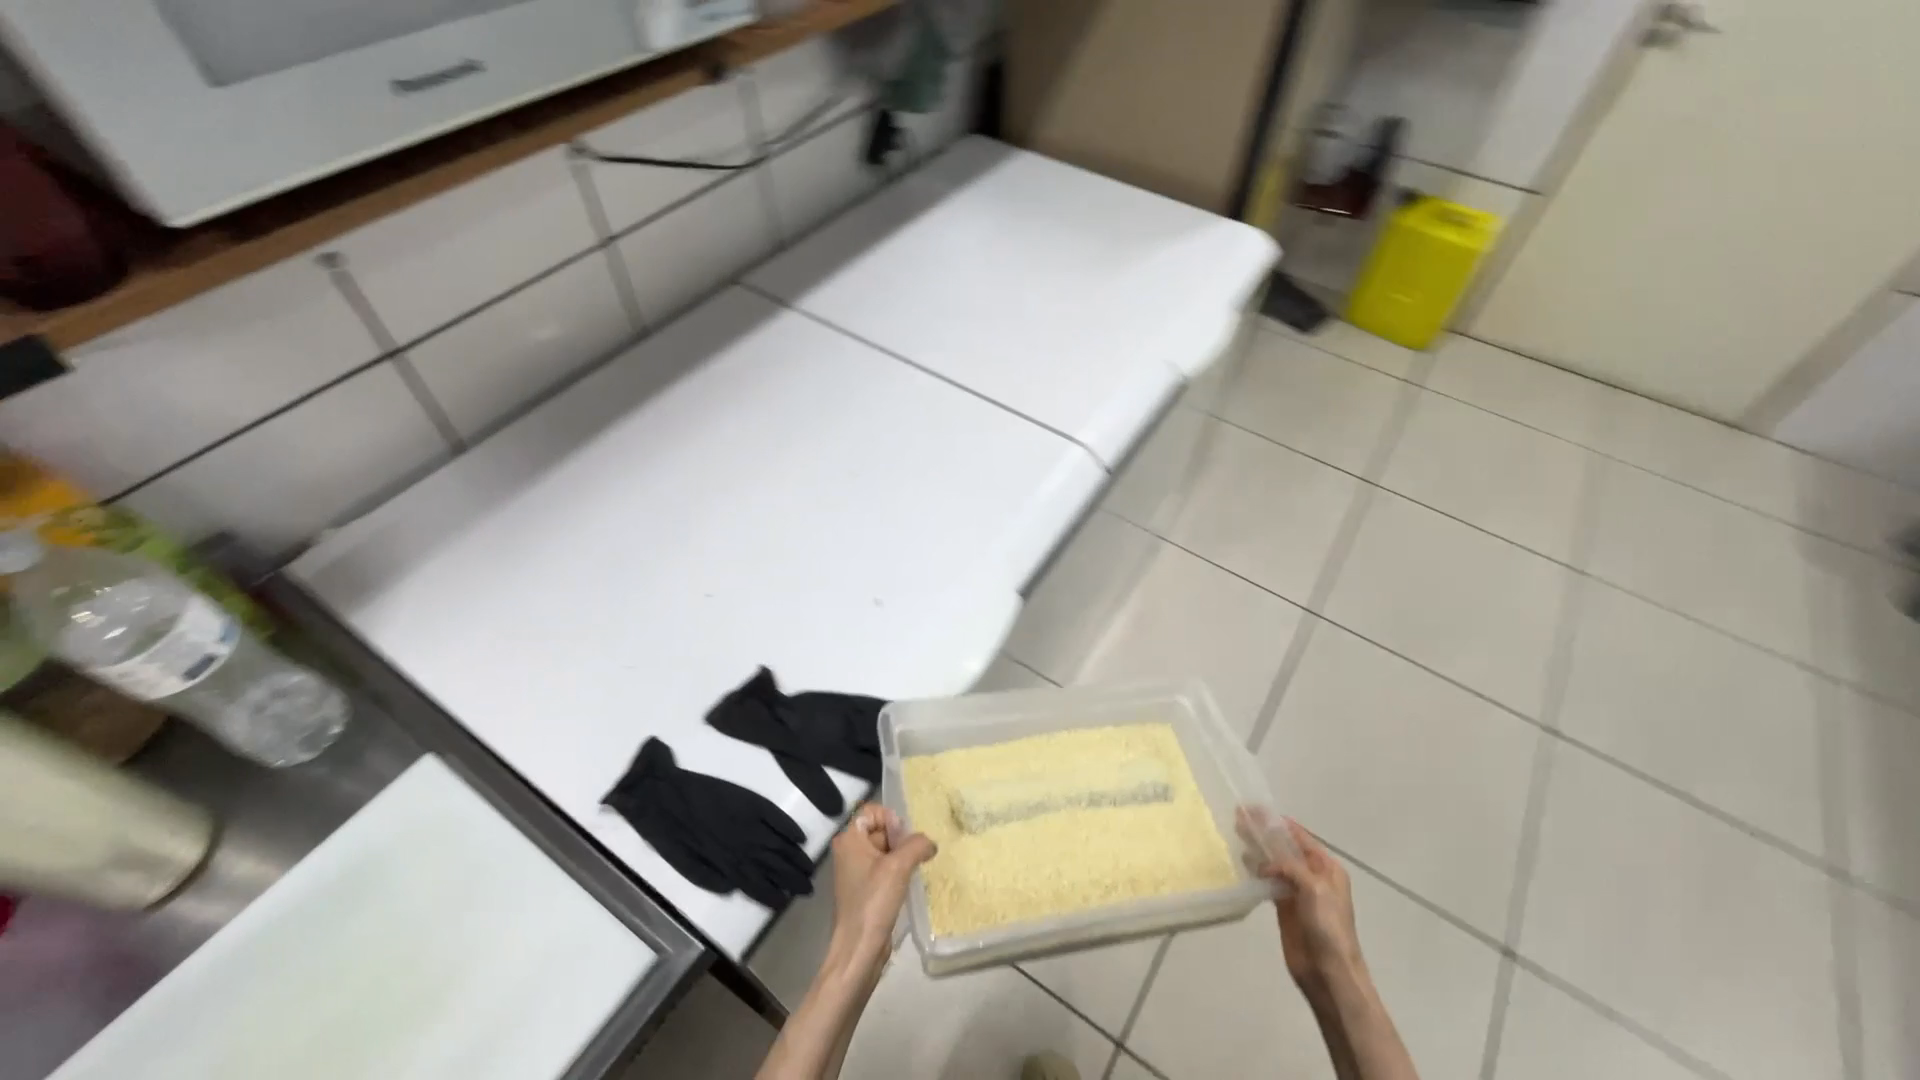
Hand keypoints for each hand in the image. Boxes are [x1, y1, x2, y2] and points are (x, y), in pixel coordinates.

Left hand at [825, 804, 936, 967]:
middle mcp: (850, 850)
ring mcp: (857, 870)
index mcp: (849, 839)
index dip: (893, 818)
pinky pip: (886, 868)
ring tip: (917, 868)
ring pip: (886, 850)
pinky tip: (911, 882)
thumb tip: (929, 843)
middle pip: (881, 829)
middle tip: (916, 855)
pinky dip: (900, 871)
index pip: (873, 810)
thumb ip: (917, 844)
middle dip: (901, 838)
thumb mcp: (899, 866)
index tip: (905, 839)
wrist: (859, 947)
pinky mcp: (866, 888)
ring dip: (904, 856)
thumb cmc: (874, 902)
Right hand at [1238, 808, 1363, 988]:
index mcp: (1326, 867)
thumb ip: (1289, 868)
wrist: (1329, 970)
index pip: (1299, 836)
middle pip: (1285, 847)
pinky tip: (1241, 864)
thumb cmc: (1328, 926)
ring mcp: (1297, 891)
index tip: (1253, 808)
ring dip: (1257, 850)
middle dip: (1264, 832)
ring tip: (1235, 836)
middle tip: (1238, 818)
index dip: (1277, 821)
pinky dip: (1255, 872)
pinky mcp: (1284, 907)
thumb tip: (1262, 864)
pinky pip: (1267, 882)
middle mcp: (1312, 875)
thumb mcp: (1314, 889)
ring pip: (1274, 863)